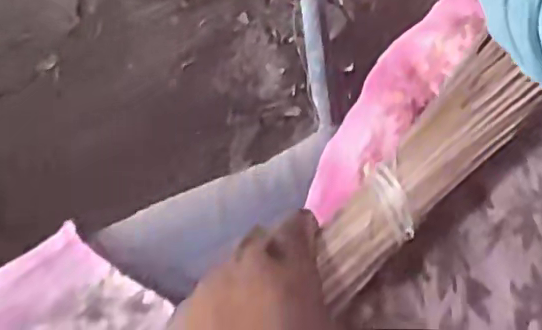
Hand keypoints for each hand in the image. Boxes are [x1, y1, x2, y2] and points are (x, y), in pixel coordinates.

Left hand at [171, 211, 337, 329]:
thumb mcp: (330, 329)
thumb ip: (346, 312)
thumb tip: (363, 304)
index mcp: (286, 263)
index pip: (298, 223)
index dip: (308, 238)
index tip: (315, 257)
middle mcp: (243, 262)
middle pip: (260, 240)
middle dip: (272, 257)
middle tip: (284, 291)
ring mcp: (206, 287)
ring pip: (228, 268)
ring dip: (241, 283)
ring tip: (251, 318)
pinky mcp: (178, 317)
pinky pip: (201, 300)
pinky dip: (213, 310)